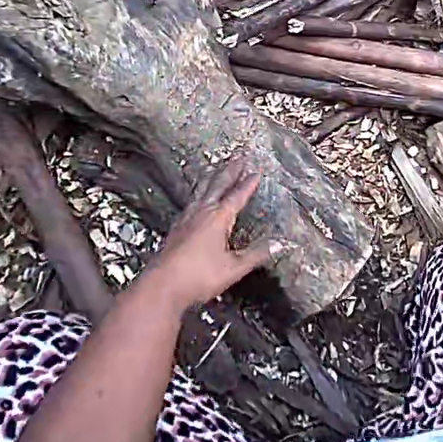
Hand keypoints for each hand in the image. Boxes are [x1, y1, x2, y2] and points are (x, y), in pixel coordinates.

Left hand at [139, 158, 273, 311]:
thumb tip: (279, 244)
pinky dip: (200, 193)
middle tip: (239, 157)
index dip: (247, 184)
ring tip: (218, 170)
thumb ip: (256, 255)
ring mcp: (187, 217)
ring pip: (203, 190)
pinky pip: (192, 201)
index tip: (256, 171)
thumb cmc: (200, 276)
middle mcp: (203, 212)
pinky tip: (197, 199)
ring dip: (213, 178)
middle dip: (230, 171)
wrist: (162, 284)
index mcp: (219, 218)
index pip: (237, 196)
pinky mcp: (177, 226)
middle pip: (218, 185)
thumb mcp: (233, 268)